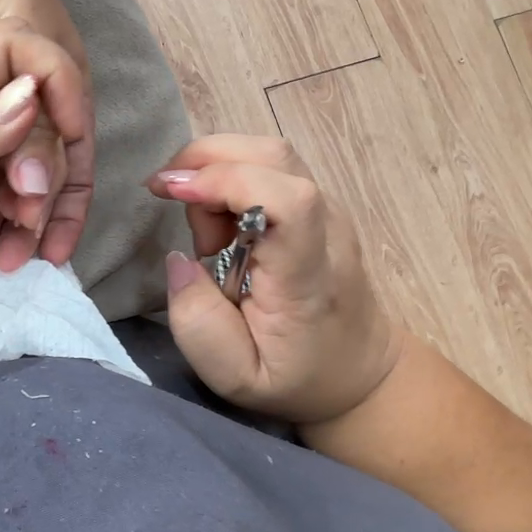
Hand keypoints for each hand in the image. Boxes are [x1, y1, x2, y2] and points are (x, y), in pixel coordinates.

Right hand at [149, 136, 402, 423]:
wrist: (360, 373)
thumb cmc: (296, 379)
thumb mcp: (235, 377)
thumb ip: (198, 323)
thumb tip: (179, 259)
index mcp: (306, 278)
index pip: (287, 202)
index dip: (226, 180)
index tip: (171, 191)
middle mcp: (327, 230)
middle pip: (273, 156)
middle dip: (206, 162)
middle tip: (171, 203)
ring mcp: (328, 211)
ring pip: (269, 153)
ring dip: (215, 170)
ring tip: (202, 228)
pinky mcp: (319, 205)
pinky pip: (269, 166)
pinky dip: (228, 175)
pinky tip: (218, 220)